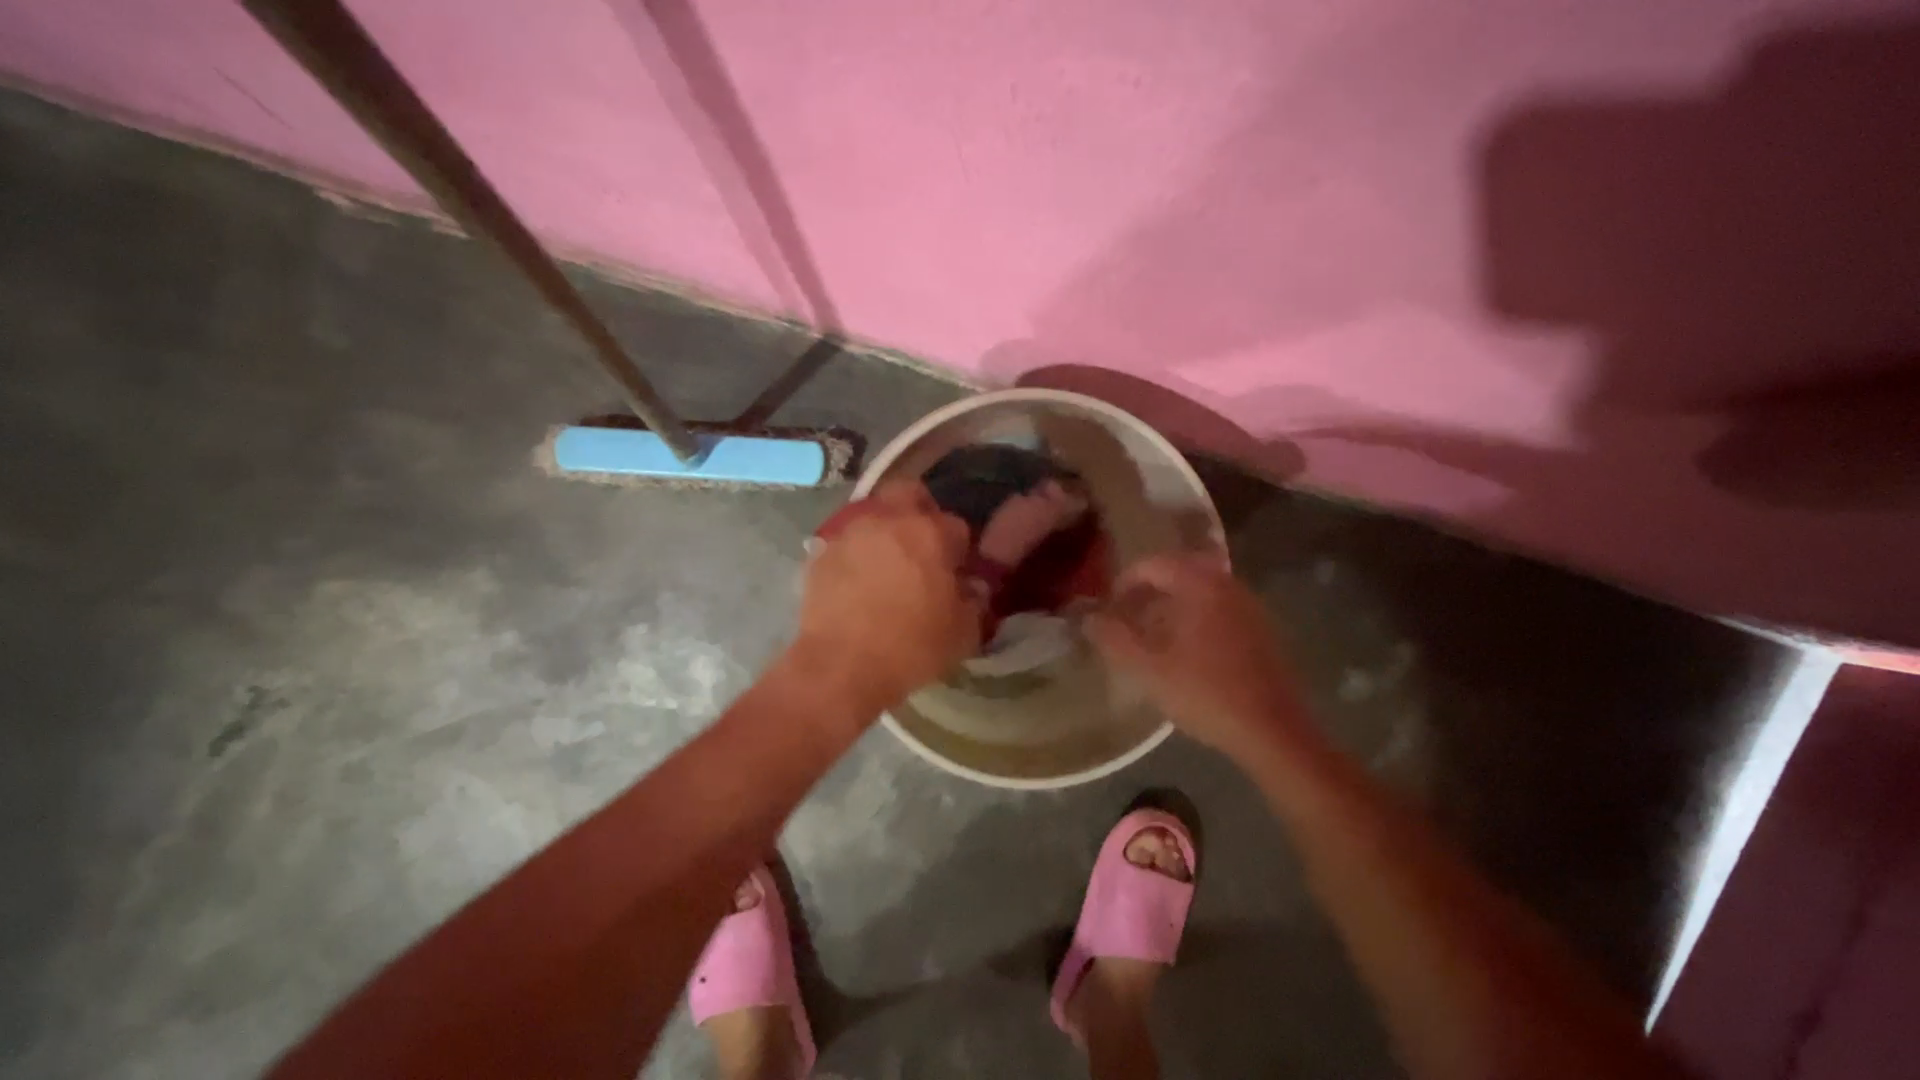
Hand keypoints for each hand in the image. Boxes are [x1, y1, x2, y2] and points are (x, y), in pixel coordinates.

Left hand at [790, 482, 981, 712]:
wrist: (840, 666)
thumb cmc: (911, 648)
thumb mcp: (963, 633)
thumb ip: (973, 601)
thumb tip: (970, 586)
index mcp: (932, 533)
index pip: (957, 526)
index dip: (958, 551)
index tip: (955, 573)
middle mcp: (890, 520)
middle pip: (910, 494)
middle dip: (920, 512)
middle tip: (922, 547)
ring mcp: (850, 532)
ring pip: (873, 514)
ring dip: (884, 532)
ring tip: (885, 566)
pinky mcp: (819, 552)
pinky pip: (845, 542)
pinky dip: (854, 554)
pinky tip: (855, 582)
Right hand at [1085, 552, 1302, 758]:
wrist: (1272, 729)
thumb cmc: (1205, 693)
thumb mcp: (1148, 669)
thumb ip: (1114, 638)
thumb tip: (1089, 617)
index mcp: (1200, 585)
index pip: (1154, 563)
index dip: (1125, 581)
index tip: (1108, 606)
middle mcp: (1228, 584)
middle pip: (1180, 571)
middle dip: (1149, 589)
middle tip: (1127, 616)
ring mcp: (1249, 606)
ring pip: (1201, 590)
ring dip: (1173, 603)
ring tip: (1152, 634)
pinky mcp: (1262, 629)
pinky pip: (1220, 608)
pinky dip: (1196, 616)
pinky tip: (1186, 650)